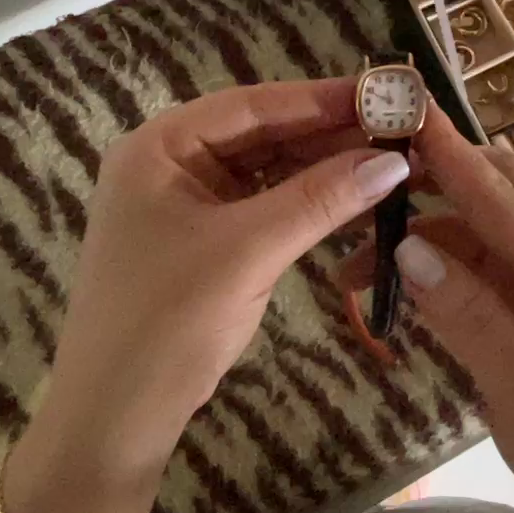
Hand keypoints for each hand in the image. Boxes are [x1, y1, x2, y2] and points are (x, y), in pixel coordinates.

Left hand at [44, 77, 411, 466]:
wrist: (116, 418)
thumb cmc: (168, 321)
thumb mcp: (247, 251)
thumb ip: (320, 199)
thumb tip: (394, 161)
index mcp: (159, 147)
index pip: (249, 106)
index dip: (318, 98)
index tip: (382, 94)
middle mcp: (170, 164)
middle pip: (259, 135)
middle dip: (326, 135)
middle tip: (396, 131)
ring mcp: (186, 205)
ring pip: (266, 172)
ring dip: (321, 170)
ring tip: (388, 163)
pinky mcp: (205, 241)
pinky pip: (263, 207)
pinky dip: (305, 205)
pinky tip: (353, 201)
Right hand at [343, 109, 513, 512]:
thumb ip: (473, 318)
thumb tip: (408, 250)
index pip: (498, 197)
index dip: (449, 152)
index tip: (404, 109)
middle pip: (492, 194)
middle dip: (433, 175)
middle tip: (366, 175)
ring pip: (471, 237)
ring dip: (418, 235)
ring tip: (355, 259)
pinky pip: (470, 275)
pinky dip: (430, 270)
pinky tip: (394, 286)